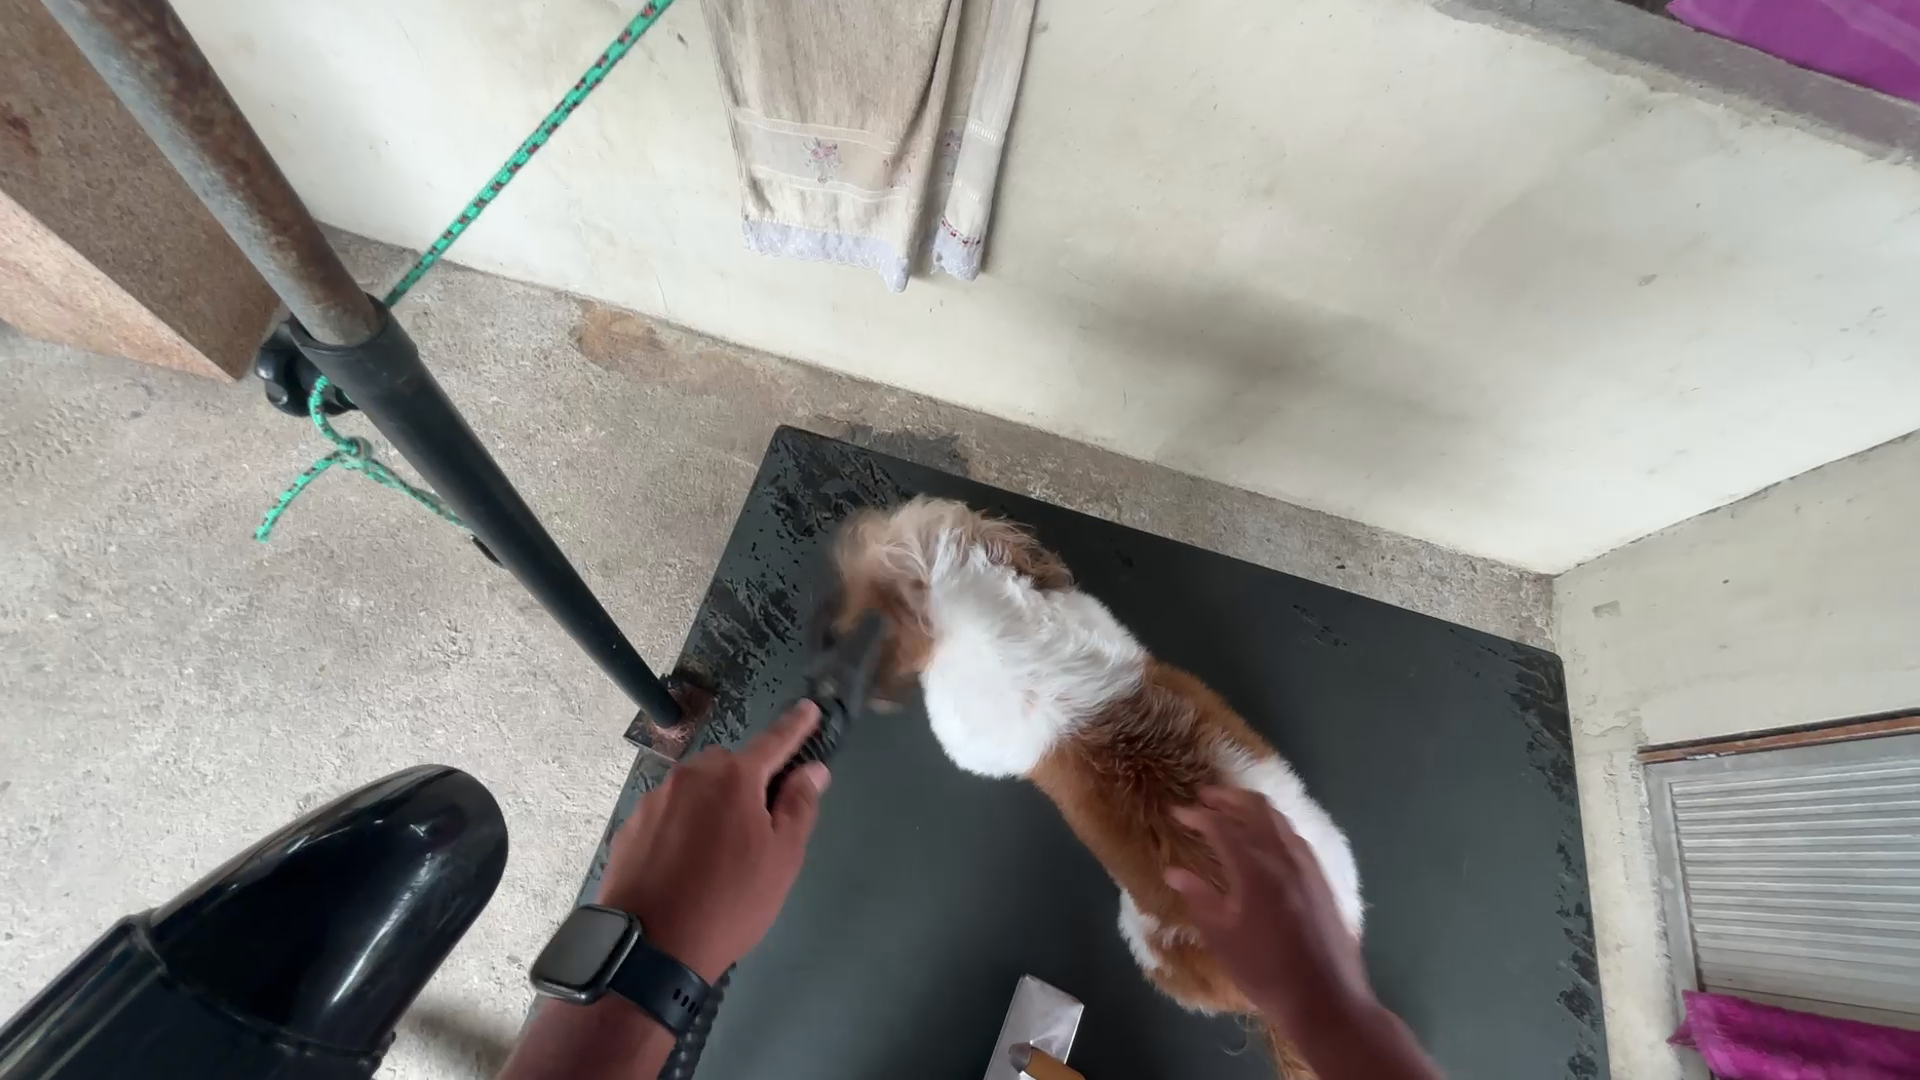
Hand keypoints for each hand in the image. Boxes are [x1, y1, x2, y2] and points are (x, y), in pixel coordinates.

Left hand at [597, 702, 830, 981]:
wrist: (648, 951)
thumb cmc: (730, 900)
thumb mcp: (783, 856)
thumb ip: (800, 804)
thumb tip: (811, 770)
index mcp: (735, 776)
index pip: (776, 740)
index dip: (797, 725)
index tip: (809, 709)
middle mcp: (693, 775)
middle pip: (732, 766)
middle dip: (748, 782)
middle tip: (758, 824)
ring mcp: (657, 798)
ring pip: (698, 787)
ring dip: (713, 803)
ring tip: (717, 852)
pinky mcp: (631, 825)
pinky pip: (670, 812)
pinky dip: (684, 824)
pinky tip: (685, 863)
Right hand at [1164, 787, 1373, 1036]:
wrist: (1328, 1001)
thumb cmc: (1266, 971)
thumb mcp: (1222, 937)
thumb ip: (1198, 898)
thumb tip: (1173, 872)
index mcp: (1254, 869)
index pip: (1219, 826)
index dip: (1195, 815)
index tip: (1176, 812)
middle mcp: (1282, 857)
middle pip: (1253, 808)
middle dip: (1226, 797)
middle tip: (1204, 796)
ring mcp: (1306, 865)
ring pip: (1277, 818)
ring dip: (1251, 806)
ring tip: (1231, 808)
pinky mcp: (1322, 878)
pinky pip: (1293, 834)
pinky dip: (1272, 823)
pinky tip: (1265, 837)